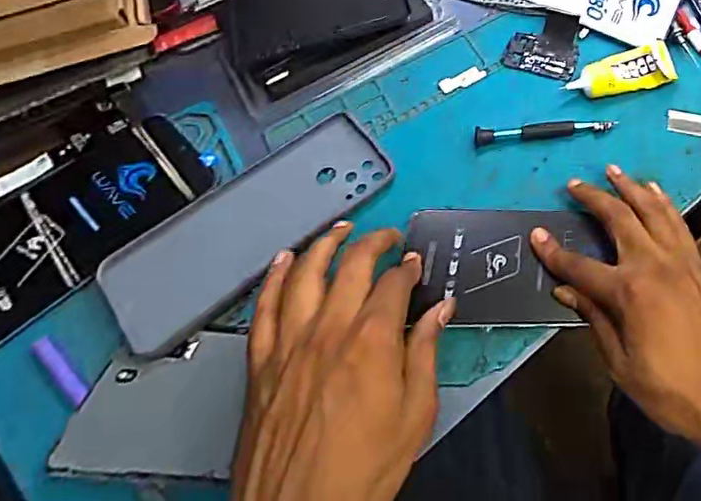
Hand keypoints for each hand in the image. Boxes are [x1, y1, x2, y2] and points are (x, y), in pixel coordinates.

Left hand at [232, 226, 453, 500]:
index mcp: (372, 340)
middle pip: (352, 264)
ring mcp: (289, 346)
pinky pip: (264, 309)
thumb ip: (426, 352)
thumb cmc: (363, 471)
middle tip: (387, 238)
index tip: (415, 266)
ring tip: (339, 230)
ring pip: (305, 274)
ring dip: (324, 244)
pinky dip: (274, 278)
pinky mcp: (260, 366)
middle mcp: (329, 331)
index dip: (408, 267)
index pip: (394, 282)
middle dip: (374, 242)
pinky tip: (284, 261)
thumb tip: (440, 309)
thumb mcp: (416, 413)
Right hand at [531, 166, 700, 444]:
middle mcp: (653, 262)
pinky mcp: (696, 260)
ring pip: (651, 208)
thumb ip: (594, 319)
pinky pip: (676, 220)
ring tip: (613, 170)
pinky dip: (663, 201)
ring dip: (630, 186)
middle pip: (618, 218)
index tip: (537, 234)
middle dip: (593, 198)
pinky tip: (654, 191)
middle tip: (574, 184)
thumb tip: (566, 290)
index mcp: (629, 291)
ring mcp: (679, 257)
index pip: (581, 266)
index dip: (555, 253)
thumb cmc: (670, 388)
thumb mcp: (621, 363)